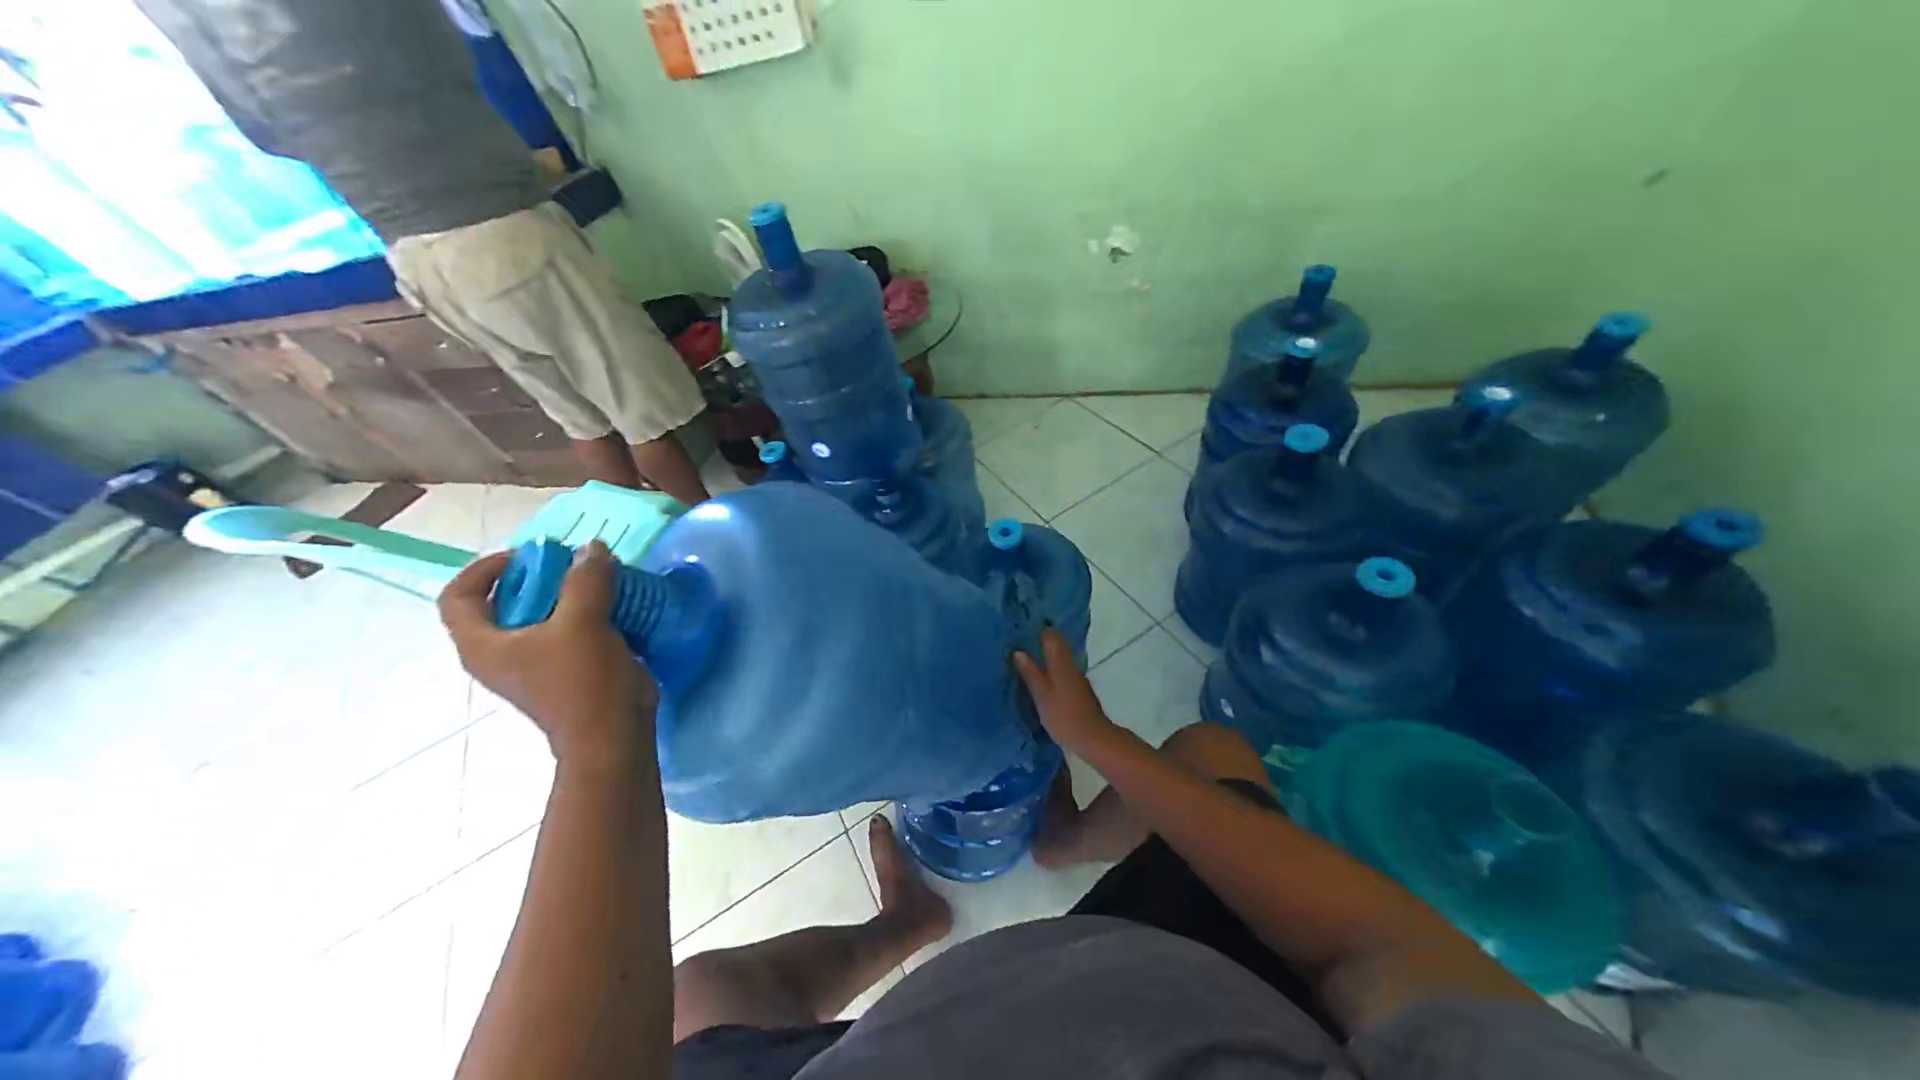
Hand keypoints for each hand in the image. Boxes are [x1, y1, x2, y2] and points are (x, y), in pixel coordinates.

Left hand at [439, 541, 656, 769]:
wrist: (613, 735)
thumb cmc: (583, 680)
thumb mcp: (583, 621)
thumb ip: (585, 579)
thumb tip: (592, 548)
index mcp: (483, 645)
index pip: (457, 597)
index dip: (483, 569)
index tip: (526, 556)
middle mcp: (500, 655)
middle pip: (501, 603)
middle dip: (534, 577)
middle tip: (569, 564)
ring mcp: (532, 665)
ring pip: (537, 617)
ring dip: (563, 594)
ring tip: (595, 581)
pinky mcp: (563, 671)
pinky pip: (564, 632)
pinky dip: (582, 614)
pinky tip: (610, 606)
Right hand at [1012, 628, 1125, 756]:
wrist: (1094, 739)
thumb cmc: (1065, 717)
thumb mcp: (1042, 696)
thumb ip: (1031, 674)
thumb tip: (1018, 651)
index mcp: (1061, 664)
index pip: (1050, 636)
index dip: (1036, 628)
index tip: (1020, 625)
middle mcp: (1071, 666)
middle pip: (1056, 645)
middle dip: (1039, 640)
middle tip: (1018, 639)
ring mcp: (1076, 678)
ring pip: (1059, 658)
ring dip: (1045, 654)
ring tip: (1024, 655)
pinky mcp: (1078, 690)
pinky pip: (1061, 671)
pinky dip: (1050, 668)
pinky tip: (1039, 675)